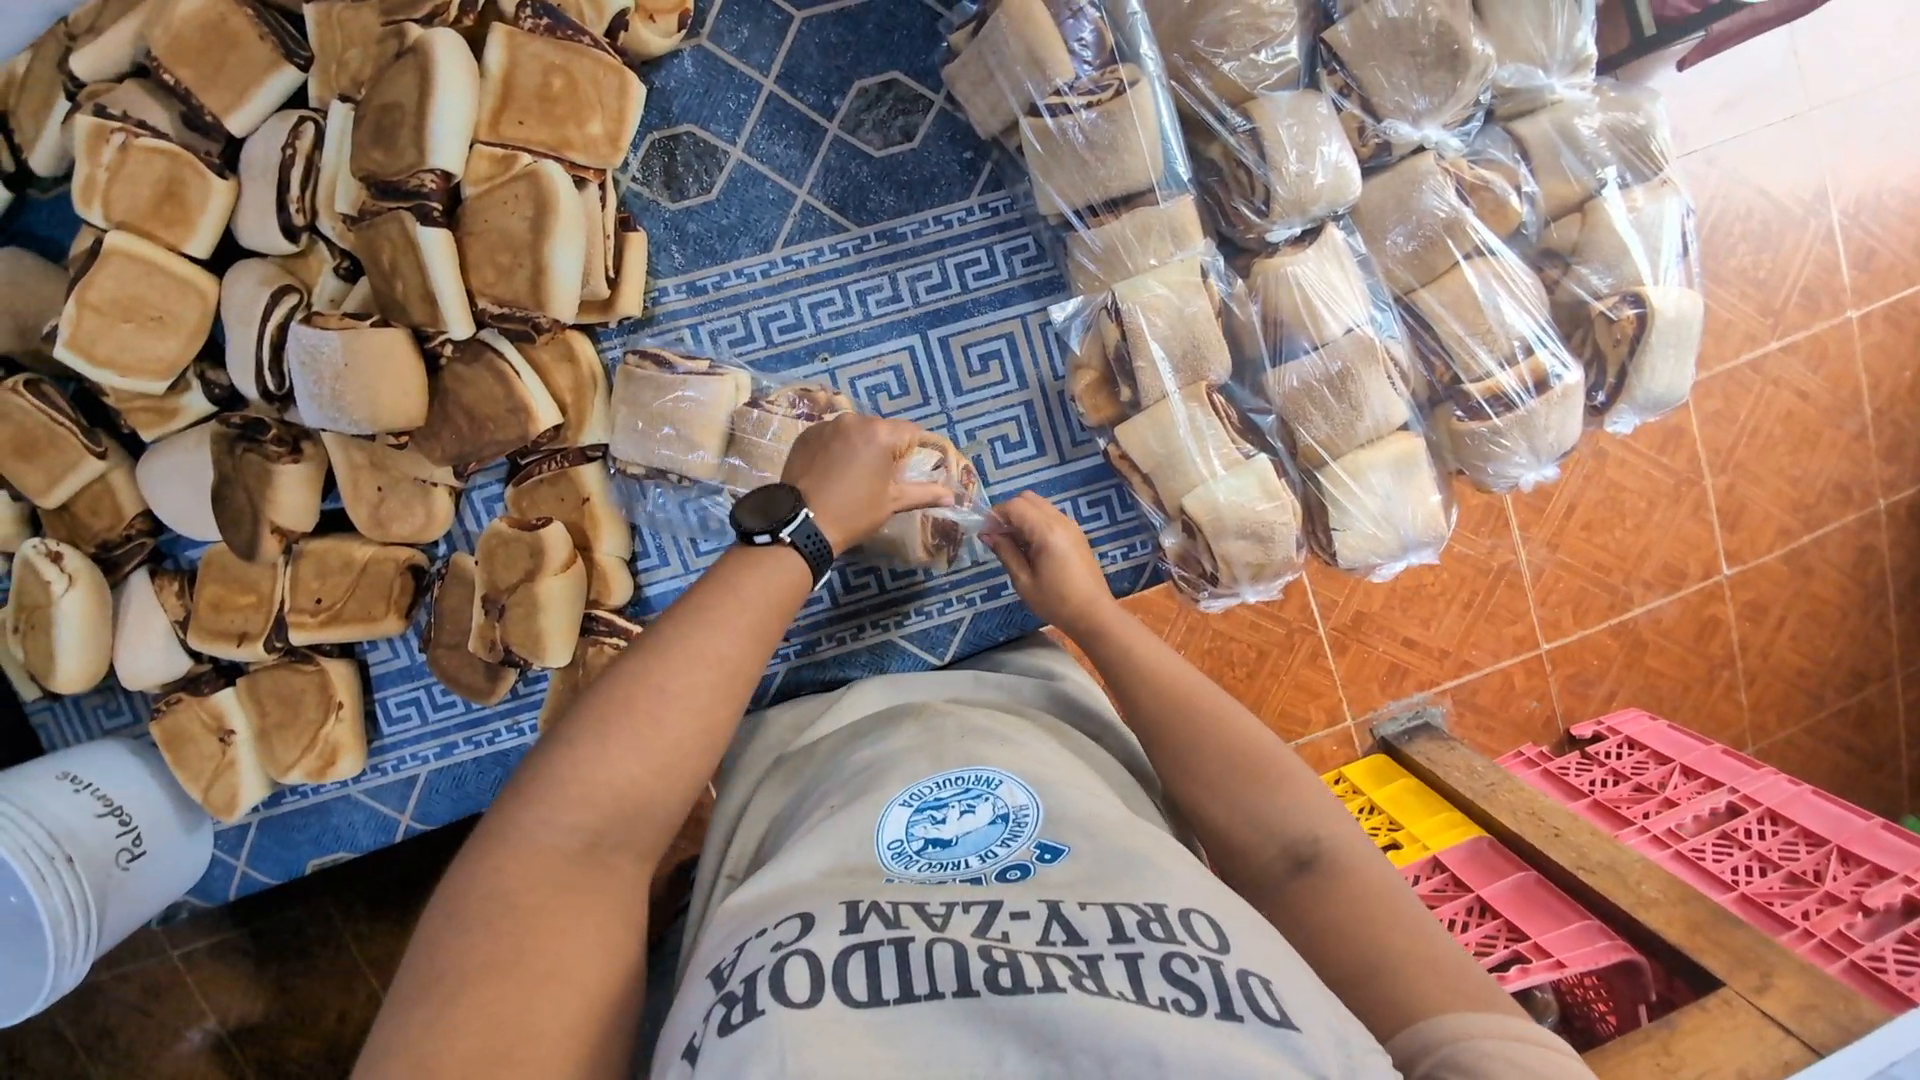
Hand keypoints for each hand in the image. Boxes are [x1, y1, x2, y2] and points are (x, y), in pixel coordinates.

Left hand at [782, 414, 955, 550]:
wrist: (802, 524)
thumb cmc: (855, 513)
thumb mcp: (893, 502)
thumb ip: (925, 493)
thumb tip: (953, 495)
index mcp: (881, 434)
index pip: (911, 431)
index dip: (914, 450)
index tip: (907, 470)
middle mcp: (854, 420)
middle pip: (882, 429)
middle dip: (886, 448)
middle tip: (880, 477)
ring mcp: (827, 425)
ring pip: (856, 431)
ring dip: (860, 446)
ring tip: (853, 474)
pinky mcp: (807, 435)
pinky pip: (832, 435)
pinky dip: (837, 447)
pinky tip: (832, 471)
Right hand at [984, 491, 1119, 637]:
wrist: (1094, 614)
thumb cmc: (1056, 602)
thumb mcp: (1023, 581)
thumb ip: (1005, 552)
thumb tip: (987, 534)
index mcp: (1046, 531)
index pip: (1014, 505)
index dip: (995, 515)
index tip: (986, 534)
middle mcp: (1060, 520)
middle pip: (1027, 498)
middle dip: (1008, 512)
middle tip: (999, 536)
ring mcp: (1071, 525)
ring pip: (1040, 505)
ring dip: (1022, 516)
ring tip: (1014, 543)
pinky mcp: (1076, 533)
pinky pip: (1051, 515)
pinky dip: (1036, 522)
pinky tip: (1031, 547)